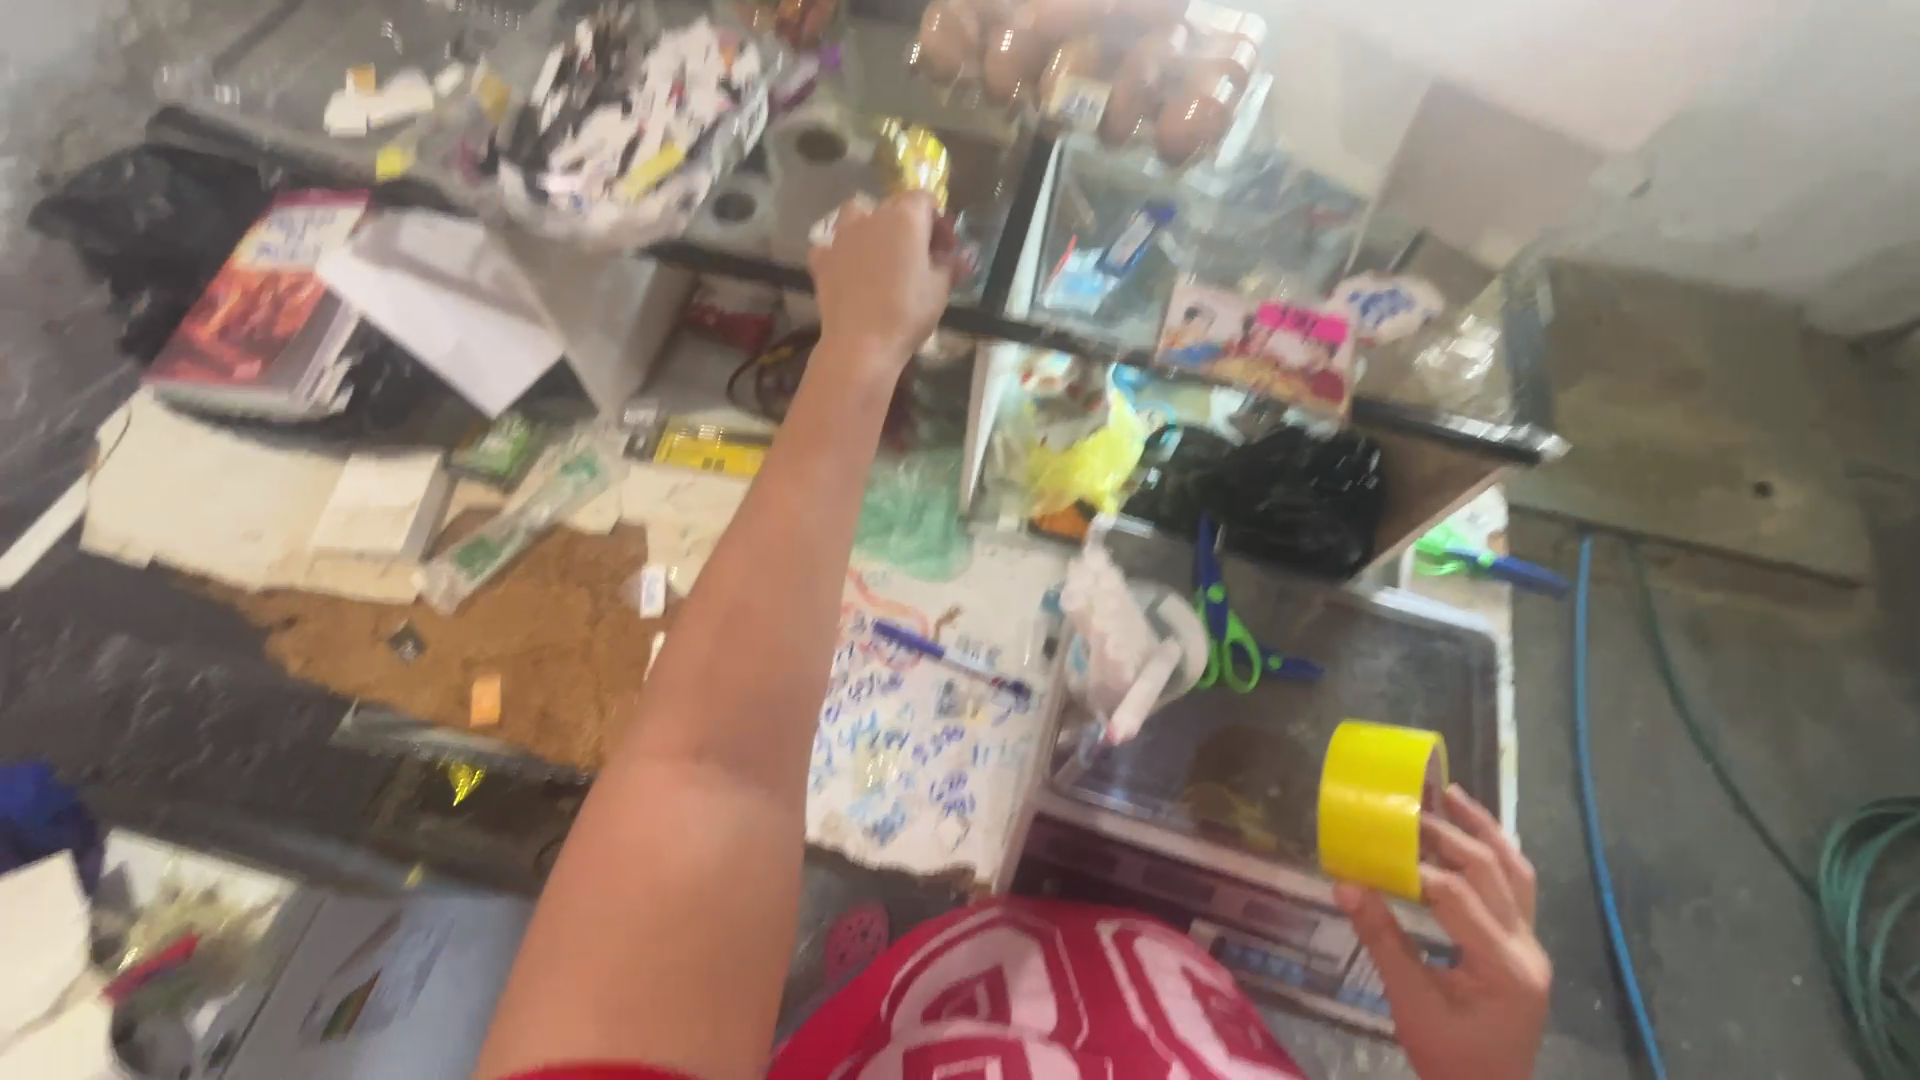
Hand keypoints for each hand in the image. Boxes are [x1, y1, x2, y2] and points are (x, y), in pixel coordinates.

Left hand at [807, 192, 959, 372]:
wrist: (861, 344)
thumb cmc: (908, 313)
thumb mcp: (940, 289)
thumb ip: (949, 265)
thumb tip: (960, 258)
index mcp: (905, 217)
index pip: (926, 200)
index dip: (939, 222)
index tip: (947, 249)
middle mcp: (871, 216)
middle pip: (894, 207)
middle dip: (911, 226)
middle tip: (921, 256)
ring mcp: (842, 235)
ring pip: (858, 215)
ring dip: (872, 226)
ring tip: (881, 253)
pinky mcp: (822, 258)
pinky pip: (833, 244)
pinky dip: (843, 251)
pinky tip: (850, 269)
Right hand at [1335, 785, 1549, 1079]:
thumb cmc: (1450, 1057)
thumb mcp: (1411, 1002)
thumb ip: (1381, 939)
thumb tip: (1344, 884)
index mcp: (1504, 965)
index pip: (1456, 896)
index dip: (1414, 866)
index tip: (1376, 844)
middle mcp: (1527, 948)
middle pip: (1493, 873)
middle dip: (1449, 834)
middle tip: (1409, 805)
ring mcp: (1530, 946)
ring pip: (1516, 873)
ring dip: (1484, 831)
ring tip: (1452, 795)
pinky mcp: (1522, 947)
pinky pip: (1516, 889)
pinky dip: (1494, 854)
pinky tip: (1470, 834)